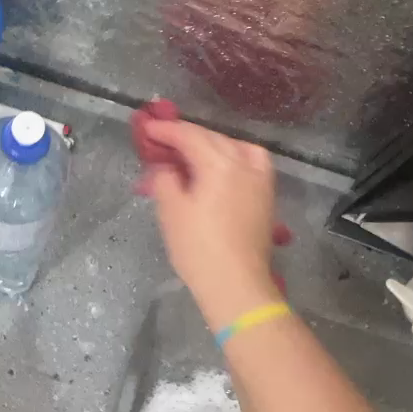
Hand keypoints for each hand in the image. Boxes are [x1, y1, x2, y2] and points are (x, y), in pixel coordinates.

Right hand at [136, 118, 281, 328]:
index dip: (165, 130)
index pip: (189, 135)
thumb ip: (164, 179)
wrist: (236, 283)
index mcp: (219, 163)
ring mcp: (260, 178)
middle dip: (186, 136)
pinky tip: (222, 168)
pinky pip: (250, 161)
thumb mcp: (171, 212)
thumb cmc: (198, 249)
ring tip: (191, 155)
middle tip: (161, 142)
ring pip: (233, 147)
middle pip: (212, 138)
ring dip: (210, 145)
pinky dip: (232, 156)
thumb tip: (165, 166)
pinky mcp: (266, 195)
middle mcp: (244, 162)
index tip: (147, 128)